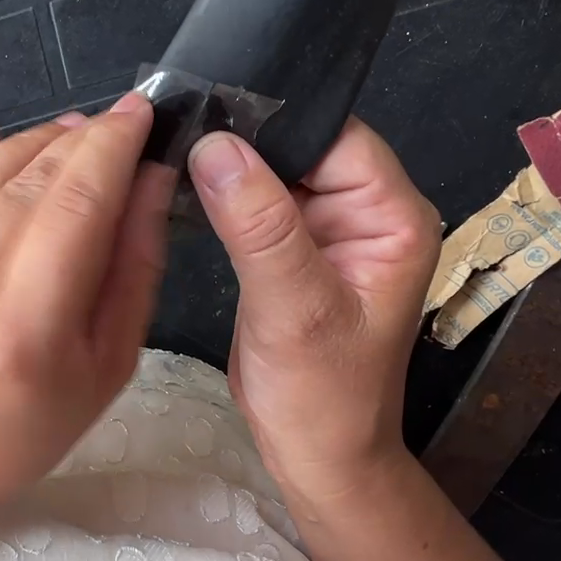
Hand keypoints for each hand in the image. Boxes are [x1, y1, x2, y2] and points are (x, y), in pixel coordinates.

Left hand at [0, 95, 176, 525]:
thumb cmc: (34, 424)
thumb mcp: (108, 361)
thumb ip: (134, 263)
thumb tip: (151, 170)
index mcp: (20, 332)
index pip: (75, 204)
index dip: (112, 147)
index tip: (140, 110)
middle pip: (24, 182)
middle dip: (75, 141)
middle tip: (108, 124)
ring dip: (24, 146)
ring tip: (62, 136)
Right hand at [187, 119, 439, 504]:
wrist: (314, 454)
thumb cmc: (322, 393)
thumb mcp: (295, 307)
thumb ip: (259, 226)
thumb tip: (213, 147)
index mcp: (391, 217)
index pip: (336, 137)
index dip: (277, 118)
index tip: (208, 106)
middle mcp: (362, 214)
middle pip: (301, 149)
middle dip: (243, 138)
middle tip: (175, 124)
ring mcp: (322, 234)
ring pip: (271, 176)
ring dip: (226, 167)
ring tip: (169, 150)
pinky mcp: (286, 254)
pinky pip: (253, 209)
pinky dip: (220, 199)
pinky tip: (181, 189)